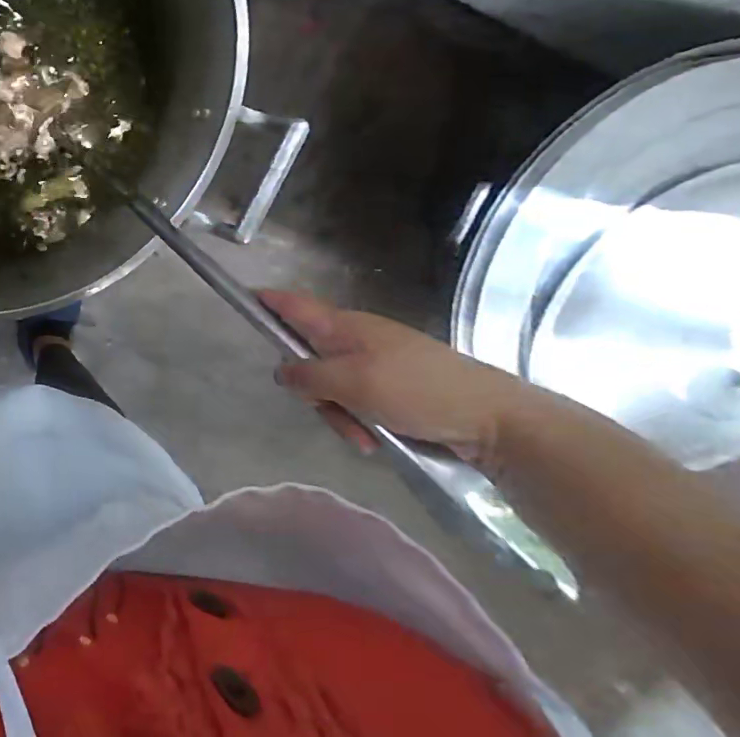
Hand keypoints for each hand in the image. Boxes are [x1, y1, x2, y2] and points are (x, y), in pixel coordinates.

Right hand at [257, 291, 536, 463]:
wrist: (499, 421)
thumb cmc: (418, 390)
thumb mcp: (350, 383)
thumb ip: (306, 375)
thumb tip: (283, 372)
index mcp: (342, 326)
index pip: (290, 303)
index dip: (263, 300)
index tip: (240, 303)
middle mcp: (356, 338)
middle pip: (306, 355)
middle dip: (310, 387)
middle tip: (326, 410)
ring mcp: (378, 362)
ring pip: (331, 383)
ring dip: (337, 411)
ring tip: (361, 436)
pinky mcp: (397, 386)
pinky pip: (358, 398)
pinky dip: (360, 419)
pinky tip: (376, 439)